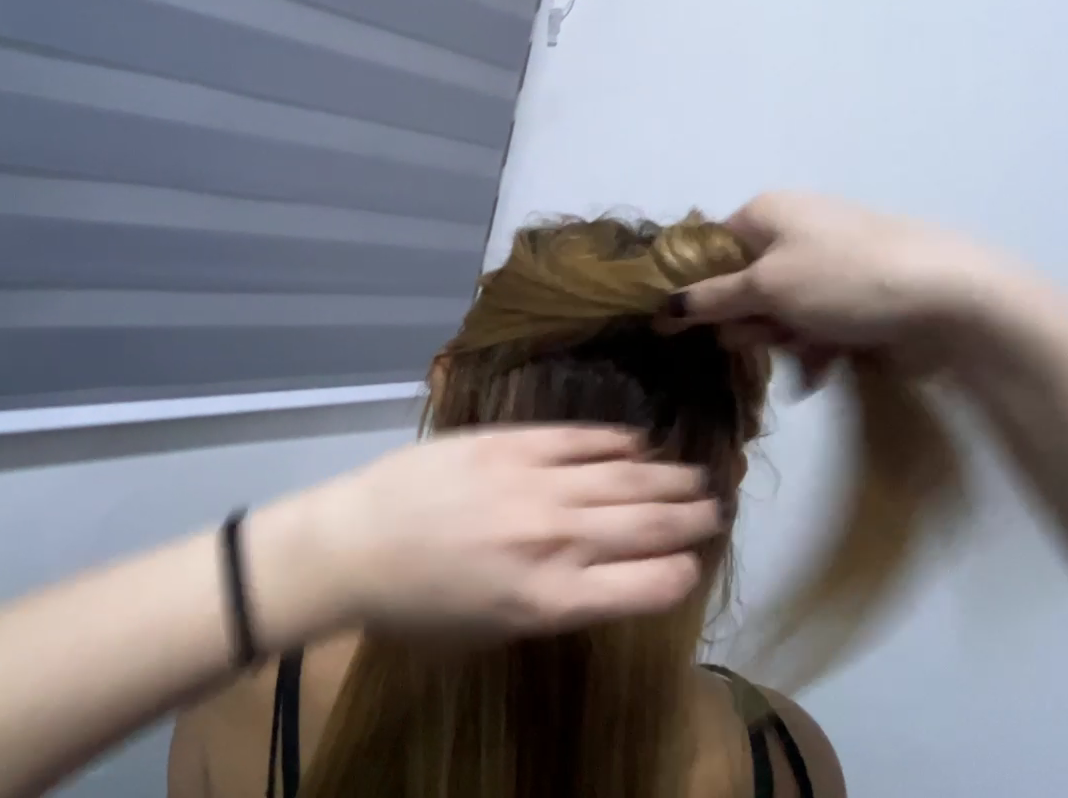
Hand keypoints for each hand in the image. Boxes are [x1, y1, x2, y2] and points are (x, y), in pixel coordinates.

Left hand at [272, 426, 721, 640]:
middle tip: (713, 510)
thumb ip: (553, 602)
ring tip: (695, 476)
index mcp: (555, 600)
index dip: (681, 573)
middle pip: (647, 527)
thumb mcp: (491, 629)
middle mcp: (558, 540)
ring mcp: (534, 485)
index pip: (650, 585)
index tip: (690, 563)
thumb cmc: (415, 605)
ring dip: (666, 477)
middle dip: (689, 519)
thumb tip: (597, 575)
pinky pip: (577, 439)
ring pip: (624, 477)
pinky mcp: (509, 444)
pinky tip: (636, 441)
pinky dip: (614, 440)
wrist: (353, 544)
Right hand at [663, 192, 1016, 381]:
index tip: (680, 324)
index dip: (693, 287)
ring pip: (777, 310)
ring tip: (803, 354)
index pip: (709, 248)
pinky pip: (813, 324)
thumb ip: (709, 299)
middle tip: (755, 339)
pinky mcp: (857, 297)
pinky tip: (822, 368)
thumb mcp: (766, 287)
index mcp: (769, 212)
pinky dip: (812, 348)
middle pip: (741, 283)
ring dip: (781, 338)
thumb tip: (663, 306)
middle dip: (745, 318)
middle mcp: (796, 231)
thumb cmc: (845, 280)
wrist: (956, 300)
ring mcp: (829, 264)